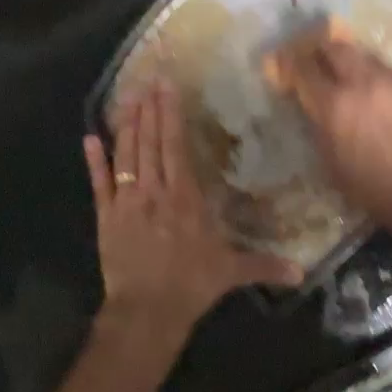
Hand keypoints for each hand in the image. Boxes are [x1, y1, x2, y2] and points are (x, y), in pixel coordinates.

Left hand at [84, 84, 302, 348]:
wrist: (147, 311)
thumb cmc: (191, 286)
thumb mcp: (231, 272)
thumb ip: (264, 265)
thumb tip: (301, 272)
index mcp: (185, 197)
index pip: (176, 146)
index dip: (170, 115)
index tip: (167, 87)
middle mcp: (155, 191)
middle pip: (151, 143)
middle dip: (150, 110)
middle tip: (147, 80)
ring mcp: (127, 203)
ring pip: (127, 156)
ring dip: (127, 126)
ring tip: (127, 98)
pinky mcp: (106, 218)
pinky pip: (99, 184)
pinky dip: (95, 162)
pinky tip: (90, 138)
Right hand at [262, 19, 391, 222]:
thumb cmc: (369, 185)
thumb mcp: (328, 160)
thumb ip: (316, 123)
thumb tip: (308, 102)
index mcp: (334, 105)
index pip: (303, 68)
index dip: (288, 62)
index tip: (282, 63)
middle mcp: (361, 83)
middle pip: (333, 47)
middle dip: (318, 50)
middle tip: (312, 60)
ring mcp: (391, 80)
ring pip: (362, 53)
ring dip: (347, 59)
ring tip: (345, 73)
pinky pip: (386, 69)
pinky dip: (372, 74)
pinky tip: (374, 91)